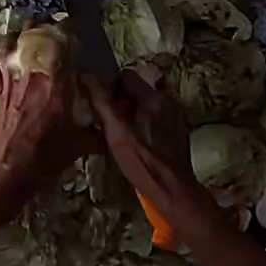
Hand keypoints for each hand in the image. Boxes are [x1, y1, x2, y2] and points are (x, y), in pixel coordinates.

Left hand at [0, 39, 93, 209]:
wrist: (6, 169)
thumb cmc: (45, 157)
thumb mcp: (78, 146)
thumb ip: (94, 134)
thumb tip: (107, 132)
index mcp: (59, 84)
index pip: (65, 45)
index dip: (69, 30)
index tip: (73, 26)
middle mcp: (35, 74)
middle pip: (38, 35)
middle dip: (47, 24)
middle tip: (54, 23)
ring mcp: (13, 78)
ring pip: (16, 40)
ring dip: (25, 30)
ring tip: (33, 25)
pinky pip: (0, 58)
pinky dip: (6, 48)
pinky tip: (11, 45)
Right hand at [84, 71, 219, 232]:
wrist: (173, 189)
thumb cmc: (141, 161)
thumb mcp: (115, 132)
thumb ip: (102, 102)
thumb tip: (87, 76)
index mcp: (152, 97)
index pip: (125, 76)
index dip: (110, 87)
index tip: (101, 105)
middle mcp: (167, 100)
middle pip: (137, 89)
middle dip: (121, 101)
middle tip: (109, 121)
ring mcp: (175, 115)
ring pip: (146, 104)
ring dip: (133, 112)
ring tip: (123, 133)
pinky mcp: (178, 129)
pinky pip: (156, 116)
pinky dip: (145, 122)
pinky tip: (139, 142)